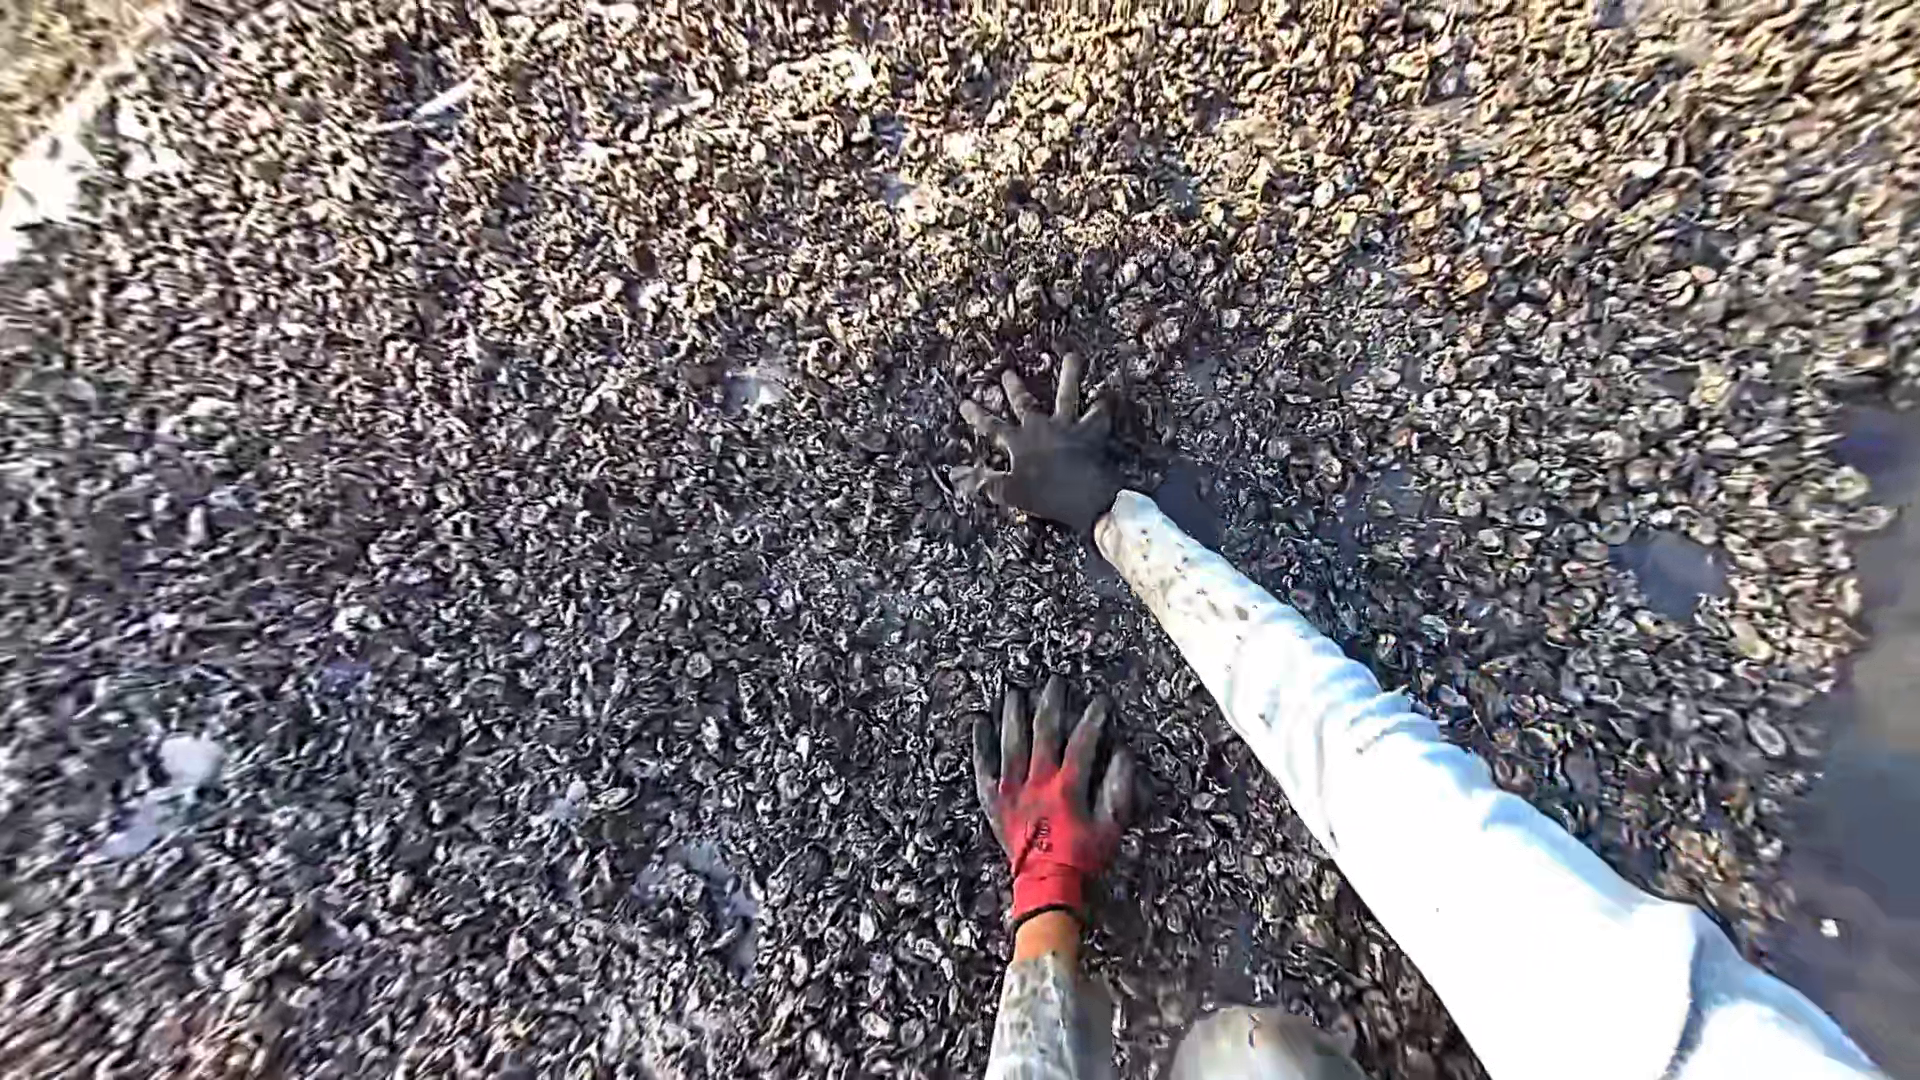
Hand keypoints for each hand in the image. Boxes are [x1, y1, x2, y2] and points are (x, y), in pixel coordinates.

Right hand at [952, 356, 1121, 533]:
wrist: (1082, 496)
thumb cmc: (1045, 496)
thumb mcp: (1009, 492)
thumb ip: (985, 481)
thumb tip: (959, 476)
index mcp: (1019, 442)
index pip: (992, 426)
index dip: (977, 415)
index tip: (964, 403)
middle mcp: (1041, 428)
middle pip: (1025, 403)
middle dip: (1014, 388)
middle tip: (1007, 373)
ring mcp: (1067, 427)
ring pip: (1067, 396)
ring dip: (1069, 375)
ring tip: (1072, 356)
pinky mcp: (1090, 433)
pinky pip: (1099, 415)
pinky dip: (1104, 405)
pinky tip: (1108, 394)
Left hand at [973, 675, 1136, 926]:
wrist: (1045, 886)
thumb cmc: (1081, 856)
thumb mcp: (1110, 828)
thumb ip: (1118, 789)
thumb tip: (1121, 753)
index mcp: (1068, 787)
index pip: (1083, 741)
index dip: (1094, 718)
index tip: (1100, 700)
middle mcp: (1038, 780)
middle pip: (1044, 731)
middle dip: (1052, 702)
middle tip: (1054, 682)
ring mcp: (1012, 788)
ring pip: (1011, 740)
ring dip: (1014, 713)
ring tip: (1014, 692)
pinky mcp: (993, 798)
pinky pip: (983, 765)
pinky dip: (981, 743)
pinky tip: (979, 723)